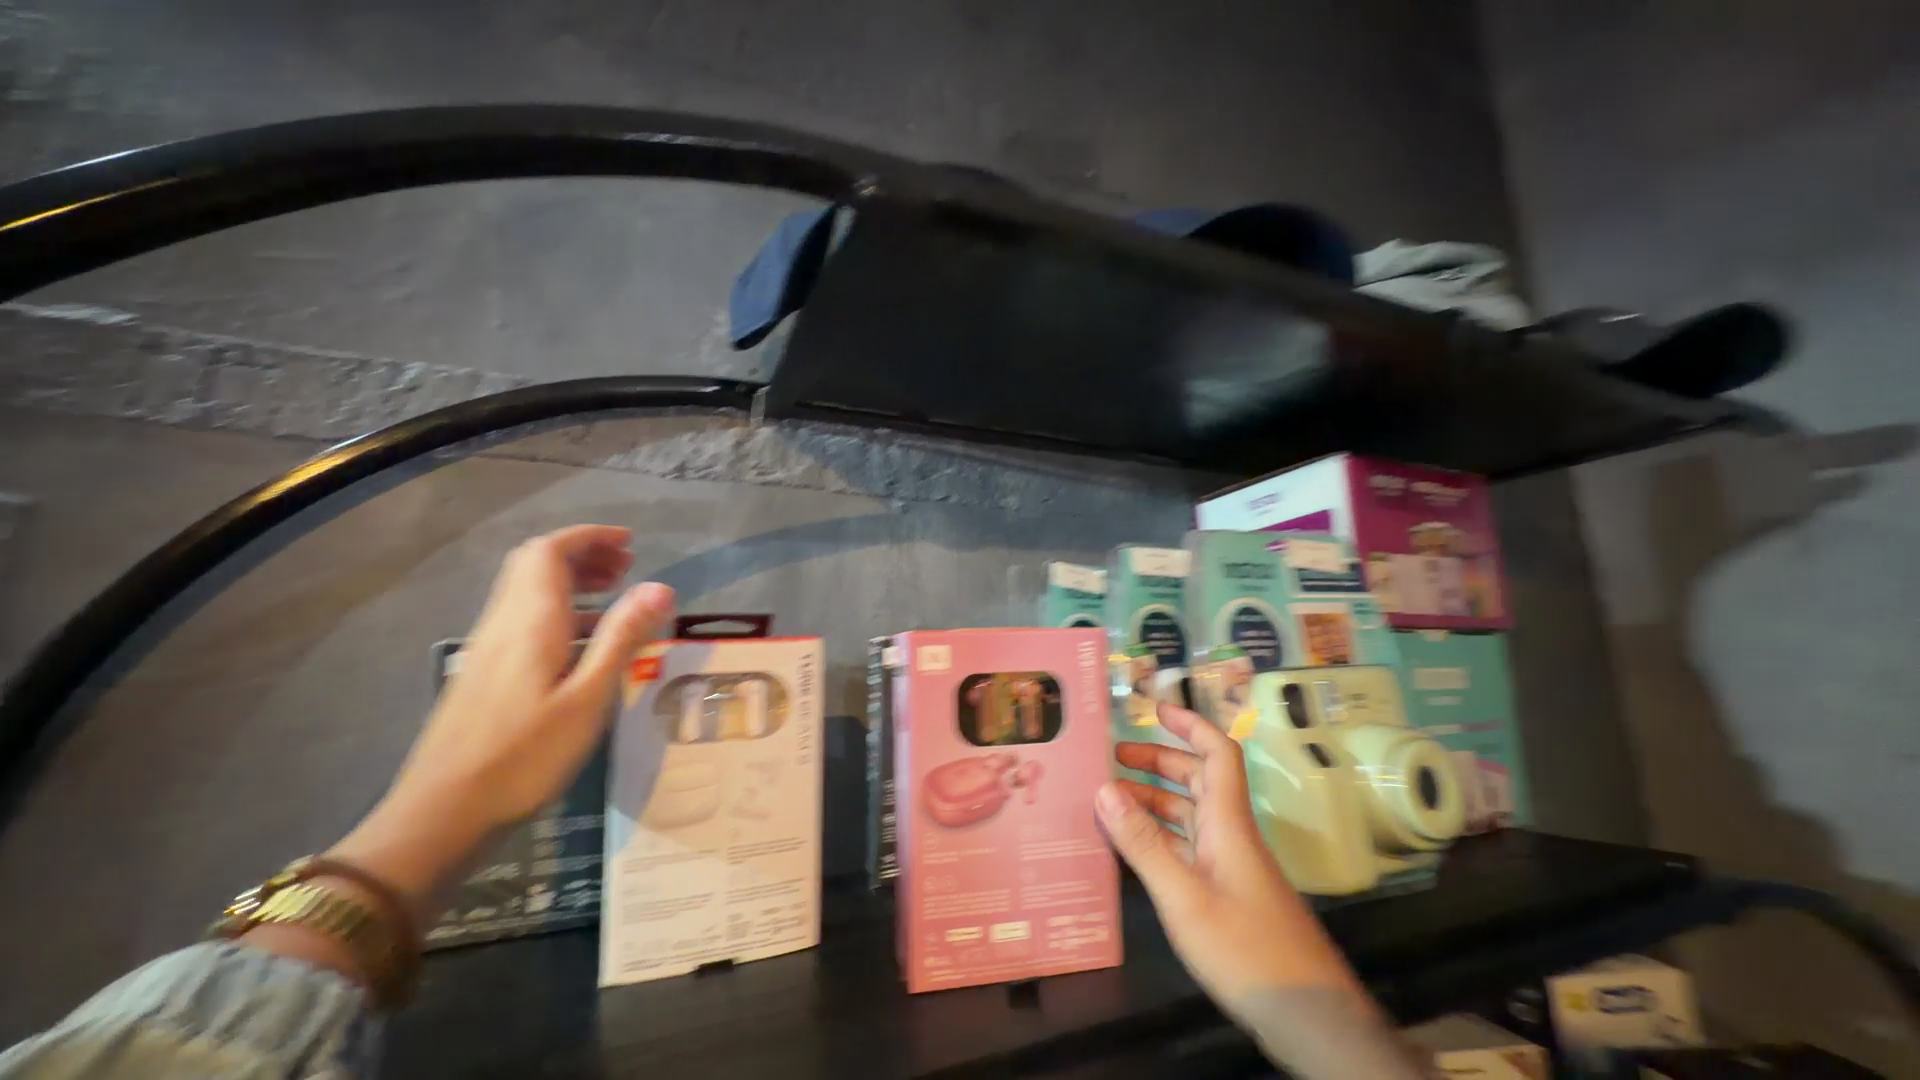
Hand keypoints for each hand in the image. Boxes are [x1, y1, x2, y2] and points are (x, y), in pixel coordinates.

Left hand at [330, 525, 674, 912]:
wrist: (444, 811)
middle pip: (536, 564)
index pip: (551, 550)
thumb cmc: (525, 755)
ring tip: (615, 599)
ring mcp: (489, 648)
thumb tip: (661, 586)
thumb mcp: (588, 698)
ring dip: (571, 582)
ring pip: (528, 591)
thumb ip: (622, 638)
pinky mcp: (485, 673)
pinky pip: (525, 619)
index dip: (590, 537)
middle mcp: (505, 622)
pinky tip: (584, 646)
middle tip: (626, 568)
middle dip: (582, 554)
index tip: (630, 543)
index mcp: (531, 620)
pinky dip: (560, 611)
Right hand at [1097, 703, 1422, 1078]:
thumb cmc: (1246, 948)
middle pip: (1198, 780)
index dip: (1190, 725)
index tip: (1155, 709)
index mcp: (1228, 822)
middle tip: (1113, 759)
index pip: (1217, 754)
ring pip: (1191, 815)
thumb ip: (1143, 843)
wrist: (1308, 1013)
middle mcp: (1231, 835)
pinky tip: (1131, 849)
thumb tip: (1104, 787)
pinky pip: (1189, 847)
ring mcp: (1231, 866)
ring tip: (1109, 800)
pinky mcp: (1228, 894)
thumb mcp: (1183, 896)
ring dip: (1154, 801)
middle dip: (1159, 762)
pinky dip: (1159, 838)